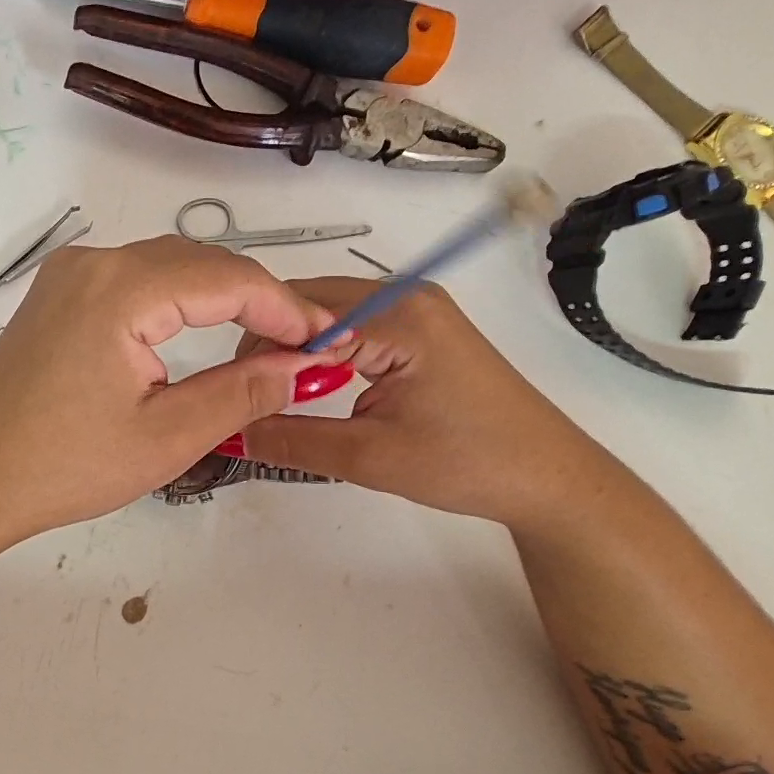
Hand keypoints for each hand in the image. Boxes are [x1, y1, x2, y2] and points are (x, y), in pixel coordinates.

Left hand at [0, 236, 346, 540]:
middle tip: (297, 343)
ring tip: (257, 339)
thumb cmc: (63, 467)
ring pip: (160, 268)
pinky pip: (126, 283)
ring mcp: (63, 278)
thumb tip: (302, 364)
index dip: (283, 307)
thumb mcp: (167, 437)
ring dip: (211, 297)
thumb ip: (243, 392)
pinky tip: (192, 331)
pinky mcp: (49, 299)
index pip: (227, 278)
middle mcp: (90, 264)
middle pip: (194, 263)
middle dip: (251, 298)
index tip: (325, 340)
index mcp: (121, 289)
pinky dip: (168, 302)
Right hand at [240, 277, 618, 527]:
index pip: (297, 311)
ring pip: (325, 314)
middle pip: (308, 302)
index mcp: (396, 316)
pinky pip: (350, 327)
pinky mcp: (418, 328)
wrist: (546, 477)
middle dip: (268, 344)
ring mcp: (415, 308)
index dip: (254, 347)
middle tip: (244, 395)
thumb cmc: (466, 463)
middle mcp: (405, 296)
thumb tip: (226, 432)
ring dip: (292, 349)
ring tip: (272, 395)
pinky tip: (311, 387)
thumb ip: (289, 440)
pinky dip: (320, 352)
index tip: (228, 390)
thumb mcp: (367, 456)